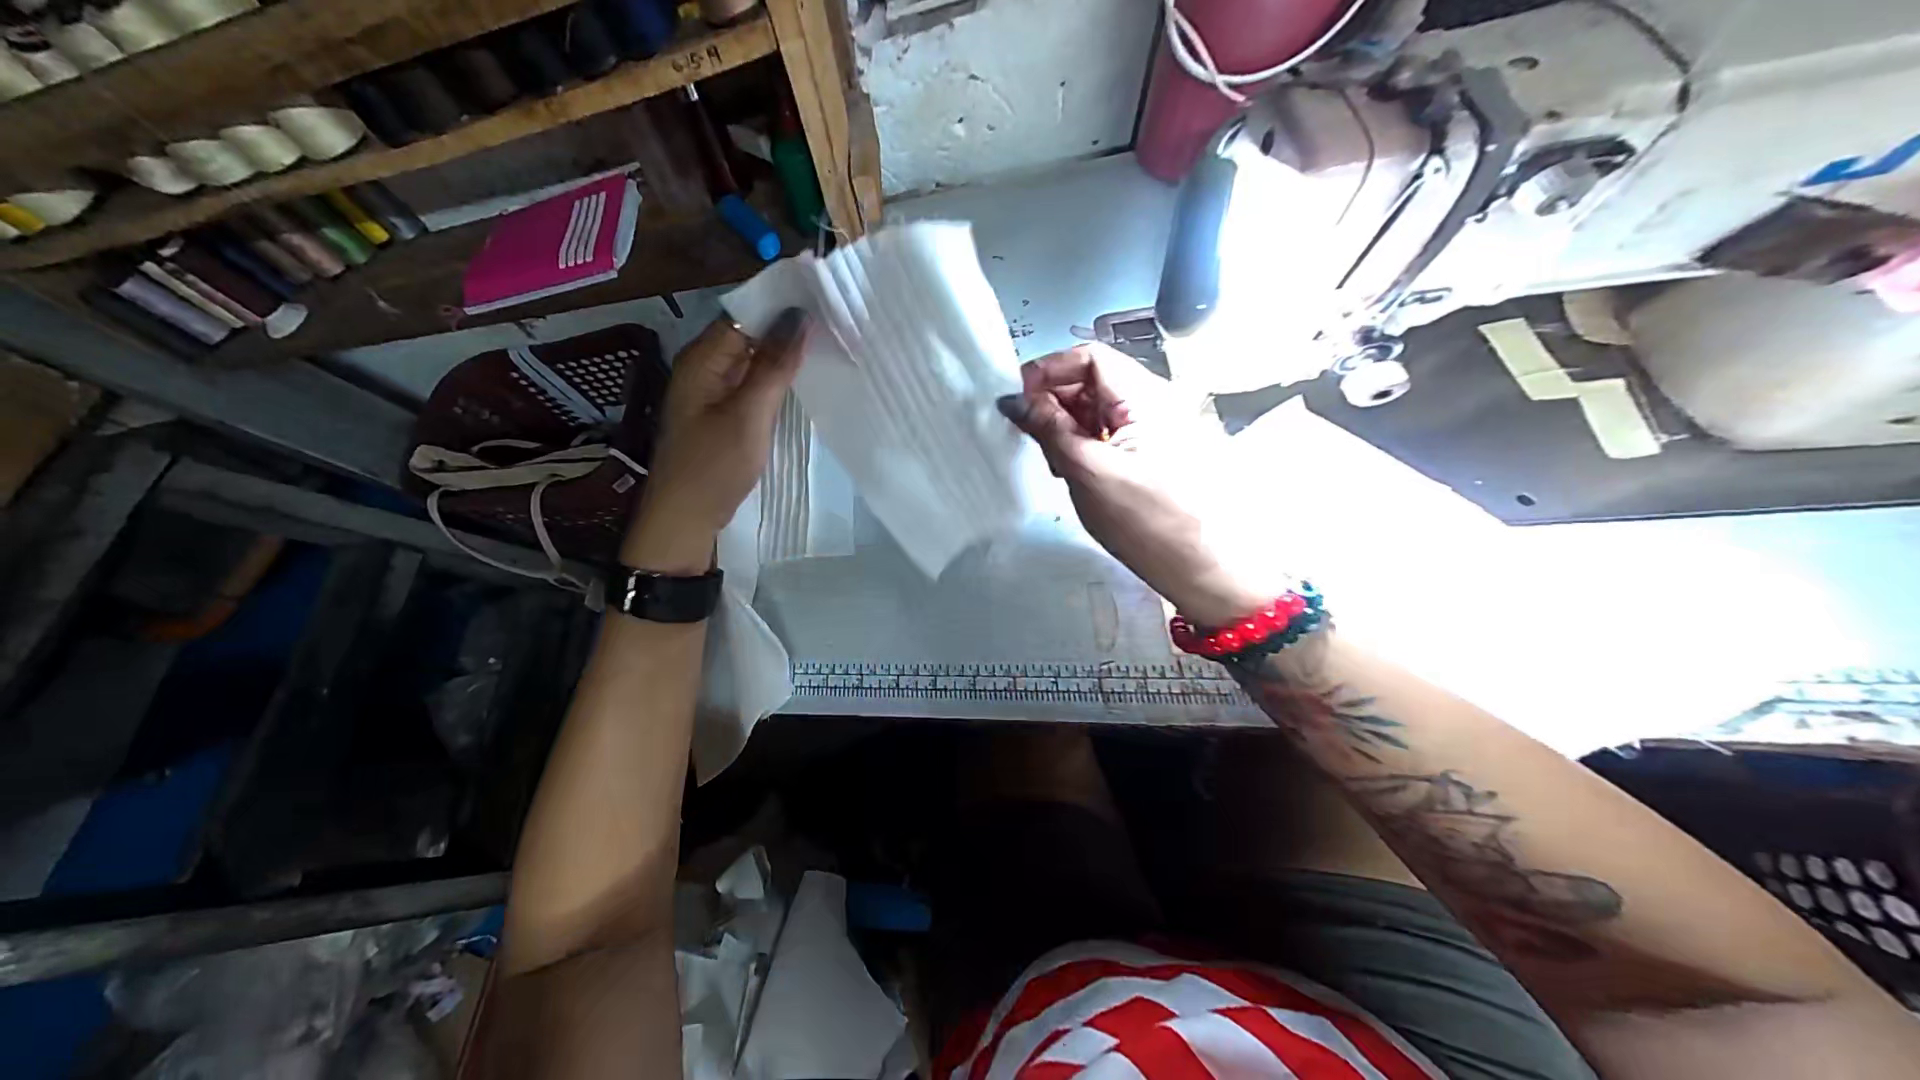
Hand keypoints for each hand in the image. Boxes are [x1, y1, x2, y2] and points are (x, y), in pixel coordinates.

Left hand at [623, 310, 806, 573]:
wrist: (685, 520)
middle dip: (788, 329)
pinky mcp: (724, 414)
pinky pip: (753, 385)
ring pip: (754, 360)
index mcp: (702, 359)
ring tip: (830, 346)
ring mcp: (714, 392)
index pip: (745, 313)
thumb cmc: (713, 466)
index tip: (825, 302)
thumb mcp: (749, 415)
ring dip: (785, 355)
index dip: (781, 305)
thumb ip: (774, 366)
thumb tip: (799, 317)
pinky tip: (805, 381)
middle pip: (749, 334)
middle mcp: (705, 368)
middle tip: (837, 324)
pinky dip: (777, 380)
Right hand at [998, 344, 1289, 626]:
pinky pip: (1113, 430)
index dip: (1048, 372)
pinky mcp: (1156, 449)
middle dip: (1055, 401)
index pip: (1088, 356)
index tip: (1019, 403)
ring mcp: (1158, 426)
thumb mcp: (1088, 473)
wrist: (1205, 569)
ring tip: (1056, 461)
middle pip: (1093, 379)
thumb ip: (1049, 429)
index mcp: (1146, 396)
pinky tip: (1077, 470)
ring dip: (1069, 424)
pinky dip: (1087, 442)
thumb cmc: (1150, 524)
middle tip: (1034, 438)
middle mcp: (1156, 400)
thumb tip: (1015, 400)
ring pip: (1100, 406)